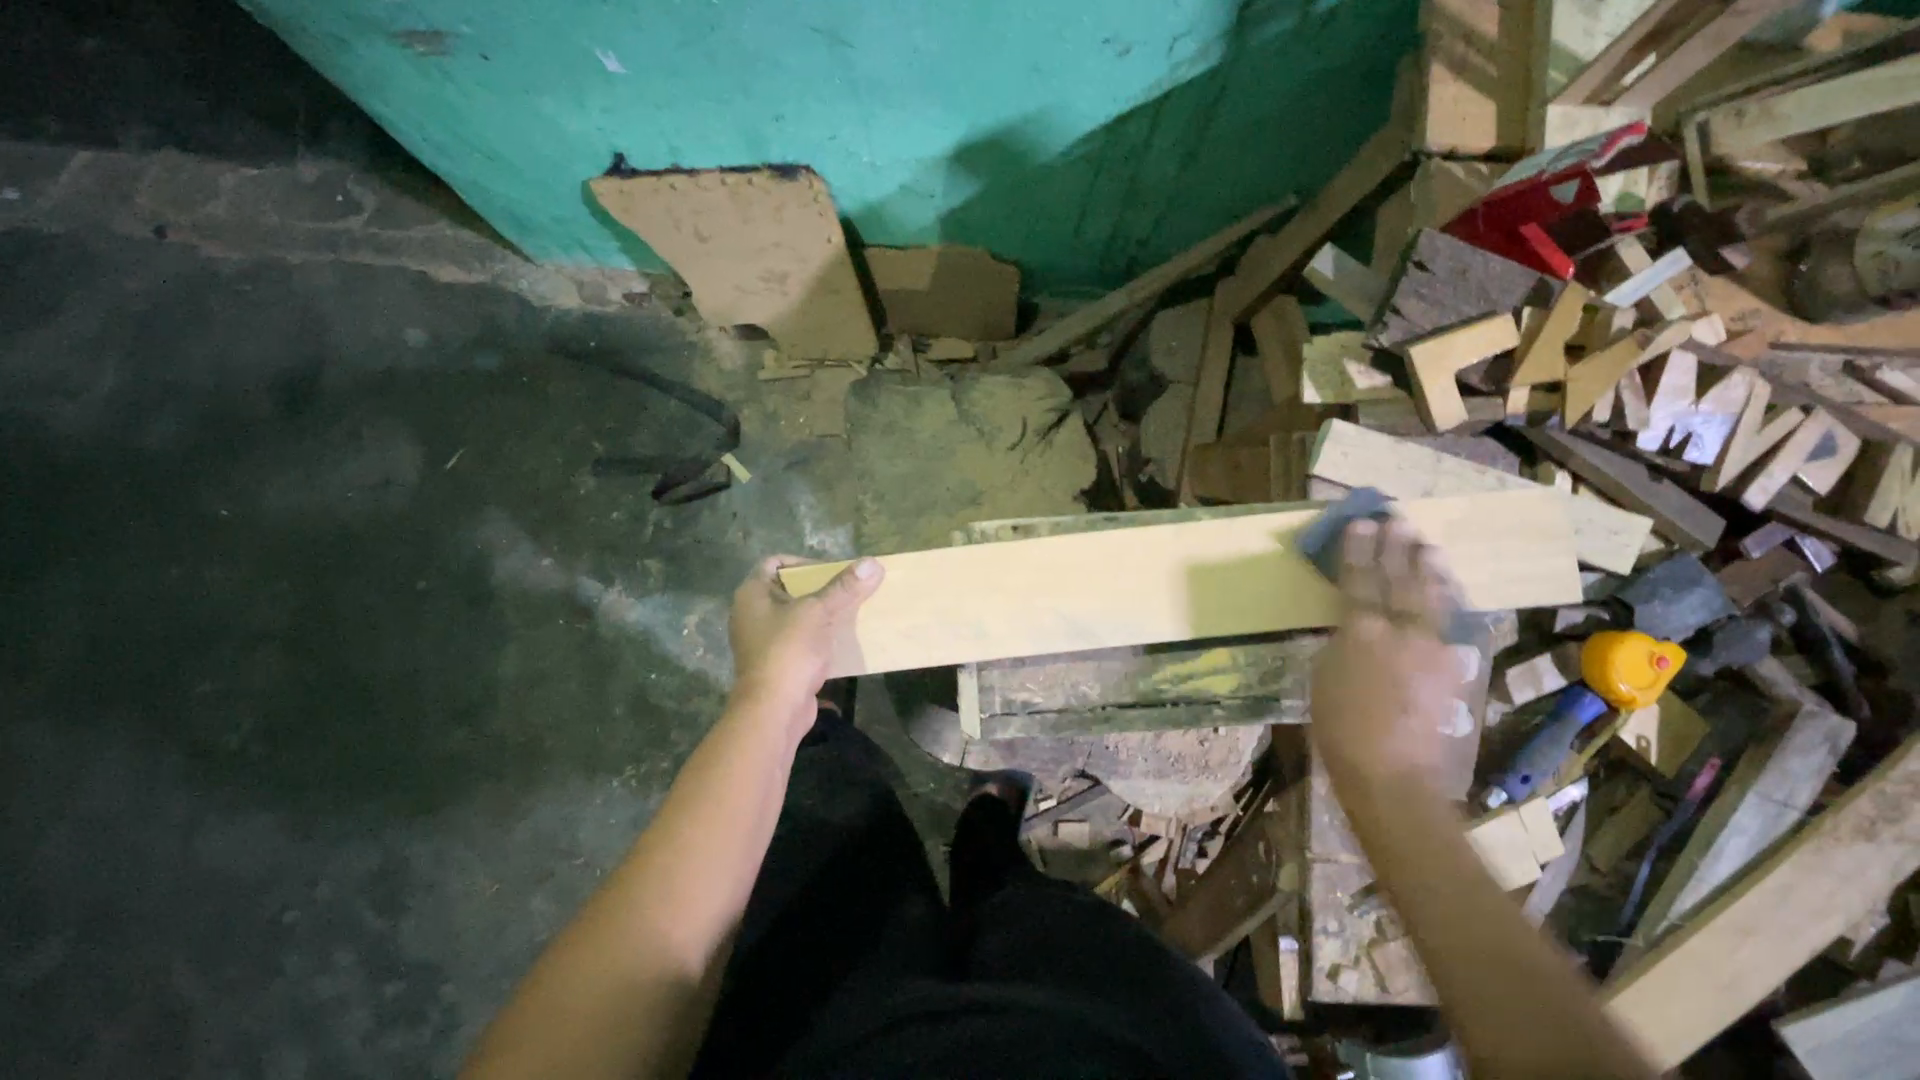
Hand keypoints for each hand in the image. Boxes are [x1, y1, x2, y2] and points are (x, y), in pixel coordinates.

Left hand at [727, 555, 883, 728]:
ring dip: (821, 615)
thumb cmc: (789, 650)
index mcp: (752, 594)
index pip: (775, 562)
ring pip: (795, 617)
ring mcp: (761, 641)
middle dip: (819, 589)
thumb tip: (873, 563)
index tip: (831, 572)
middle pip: (788, 590)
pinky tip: (841, 641)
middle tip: (847, 591)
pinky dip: (818, 638)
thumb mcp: (819, 612)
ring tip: (849, 613)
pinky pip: (799, 641)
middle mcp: (751, 614)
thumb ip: (844, 587)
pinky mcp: (775, 663)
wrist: (774, 709)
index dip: (804, 562)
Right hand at [1310, 517, 1465, 785]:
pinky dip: (1447, 602)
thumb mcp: (1322, 680)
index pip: (1359, 579)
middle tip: (1398, 522)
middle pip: (1399, 579)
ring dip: (1428, 569)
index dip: (1359, 550)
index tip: (1363, 523)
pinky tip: (1448, 592)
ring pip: (1433, 598)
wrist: (1395, 775)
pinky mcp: (1454, 669)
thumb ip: (1339, 645)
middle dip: (1397, 549)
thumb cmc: (1341, 731)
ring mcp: (1433, 648)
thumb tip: (1348, 628)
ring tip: (1427, 548)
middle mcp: (1400, 630)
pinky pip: (1452, 624)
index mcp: (1359, 631)